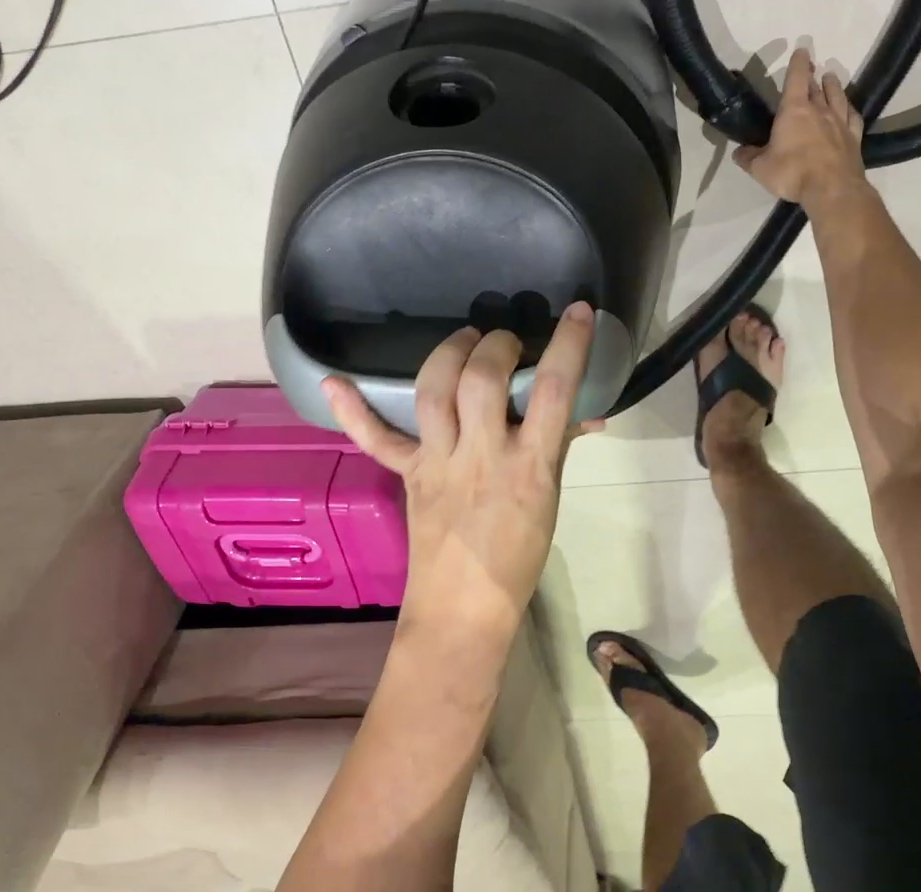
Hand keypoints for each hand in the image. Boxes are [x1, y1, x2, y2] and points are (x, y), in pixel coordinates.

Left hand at [322, 302, 600, 636]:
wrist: (466, 609)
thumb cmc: (519, 556)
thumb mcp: (551, 499)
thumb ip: (560, 448)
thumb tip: (586, 412)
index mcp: (529, 466)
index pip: (553, 391)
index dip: (568, 344)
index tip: (579, 311)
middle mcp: (481, 456)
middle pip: (482, 380)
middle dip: (496, 344)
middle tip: (505, 343)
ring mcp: (439, 463)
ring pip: (434, 392)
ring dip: (448, 352)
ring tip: (465, 341)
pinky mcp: (408, 475)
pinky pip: (375, 440)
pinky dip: (352, 411)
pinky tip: (333, 381)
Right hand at [732, 47, 865, 210]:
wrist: (832, 189)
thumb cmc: (792, 173)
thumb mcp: (760, 168)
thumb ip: (749, 158)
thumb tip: (739, 153)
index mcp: (794, 111)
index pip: (796, 78)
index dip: (798, 63)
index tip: (802, 50)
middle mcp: (819, 110)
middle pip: (816, 87)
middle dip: (812, 76)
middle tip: (812, 68)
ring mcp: (840, 123)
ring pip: (837, 97)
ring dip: (833, 86)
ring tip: (831, 77)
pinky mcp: (853, 138)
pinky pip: (853, 117)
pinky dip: (850, 109)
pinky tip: (849, 108)